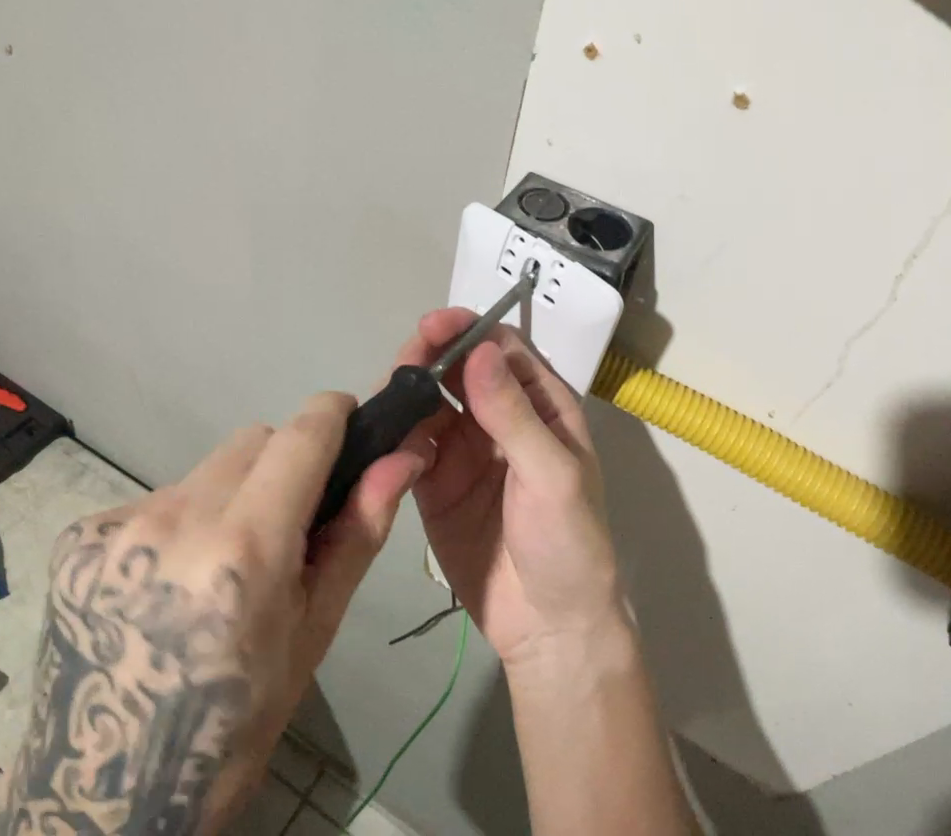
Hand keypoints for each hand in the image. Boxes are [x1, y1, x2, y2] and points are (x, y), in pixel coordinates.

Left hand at [0, 395, 427, 835]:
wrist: (108, 795)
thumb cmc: (236, 723)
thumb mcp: (312, 633)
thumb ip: (357, 534)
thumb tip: (400, 459)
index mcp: (243, 549)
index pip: (300, 435)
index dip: (333, 414)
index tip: (350, 422)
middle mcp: (174, 520)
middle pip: (251, 441)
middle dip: (285, 462)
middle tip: (289, 524)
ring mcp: (117, 527)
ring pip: (203, 470)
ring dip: (230, 494)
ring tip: (223, 565)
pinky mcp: (78, 538)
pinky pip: (155, 500)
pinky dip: (179, 523)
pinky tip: (171, 582)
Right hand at [400, 309, 627, 668]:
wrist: (549, 626)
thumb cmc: (569, 543)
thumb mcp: (552, 475)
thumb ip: (514, 414)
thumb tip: (479, 351)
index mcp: (542, 408)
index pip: (503, 351)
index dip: (470, 332)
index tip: (434, 324)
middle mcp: (500, 421)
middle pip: (459, 372)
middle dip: (431, 356)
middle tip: (404, 356)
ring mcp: (464, 453)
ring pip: (429, 405)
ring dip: (407, 393)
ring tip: (384, 393)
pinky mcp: (433, 486)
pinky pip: (409, 449)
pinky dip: (394, 437)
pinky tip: (381, 436)